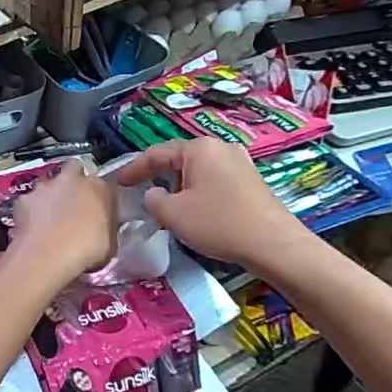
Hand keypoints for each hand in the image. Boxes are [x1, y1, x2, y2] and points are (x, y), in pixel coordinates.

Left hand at [8, 160, 115, 282]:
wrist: (47, 257)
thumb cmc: (87, 252)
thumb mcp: (110, 243)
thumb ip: (107, 226)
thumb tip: (103, 225)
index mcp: (98, 187)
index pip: (105, 183)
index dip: (102, 195)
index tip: (100, 209)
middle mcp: (72, 179)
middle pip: (74, 169)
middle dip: (74, 180)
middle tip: (74, 202)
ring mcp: (45, 186)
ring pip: (49, 183)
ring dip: (51, 194)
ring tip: (50, 216)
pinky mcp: (24, 198)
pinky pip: (30, 200)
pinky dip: (31, 209)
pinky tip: (33, 225)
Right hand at [113, 138, 307, 267]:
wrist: (273, 244)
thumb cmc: (218, 223)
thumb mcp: (173, 214)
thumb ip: (153, 200)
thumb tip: (153, 195)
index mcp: (199, 148)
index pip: (156, 154)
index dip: (133, 169)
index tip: (118, 183)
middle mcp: (220, 147)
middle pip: (179, 160)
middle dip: (159, 178)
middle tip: (143, 198)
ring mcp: (239, 162)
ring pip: (197, 172)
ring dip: (179, 188)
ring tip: (169, 210)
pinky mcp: (251, 180)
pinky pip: (214, 181)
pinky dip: (199, 193)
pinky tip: (197, 213)